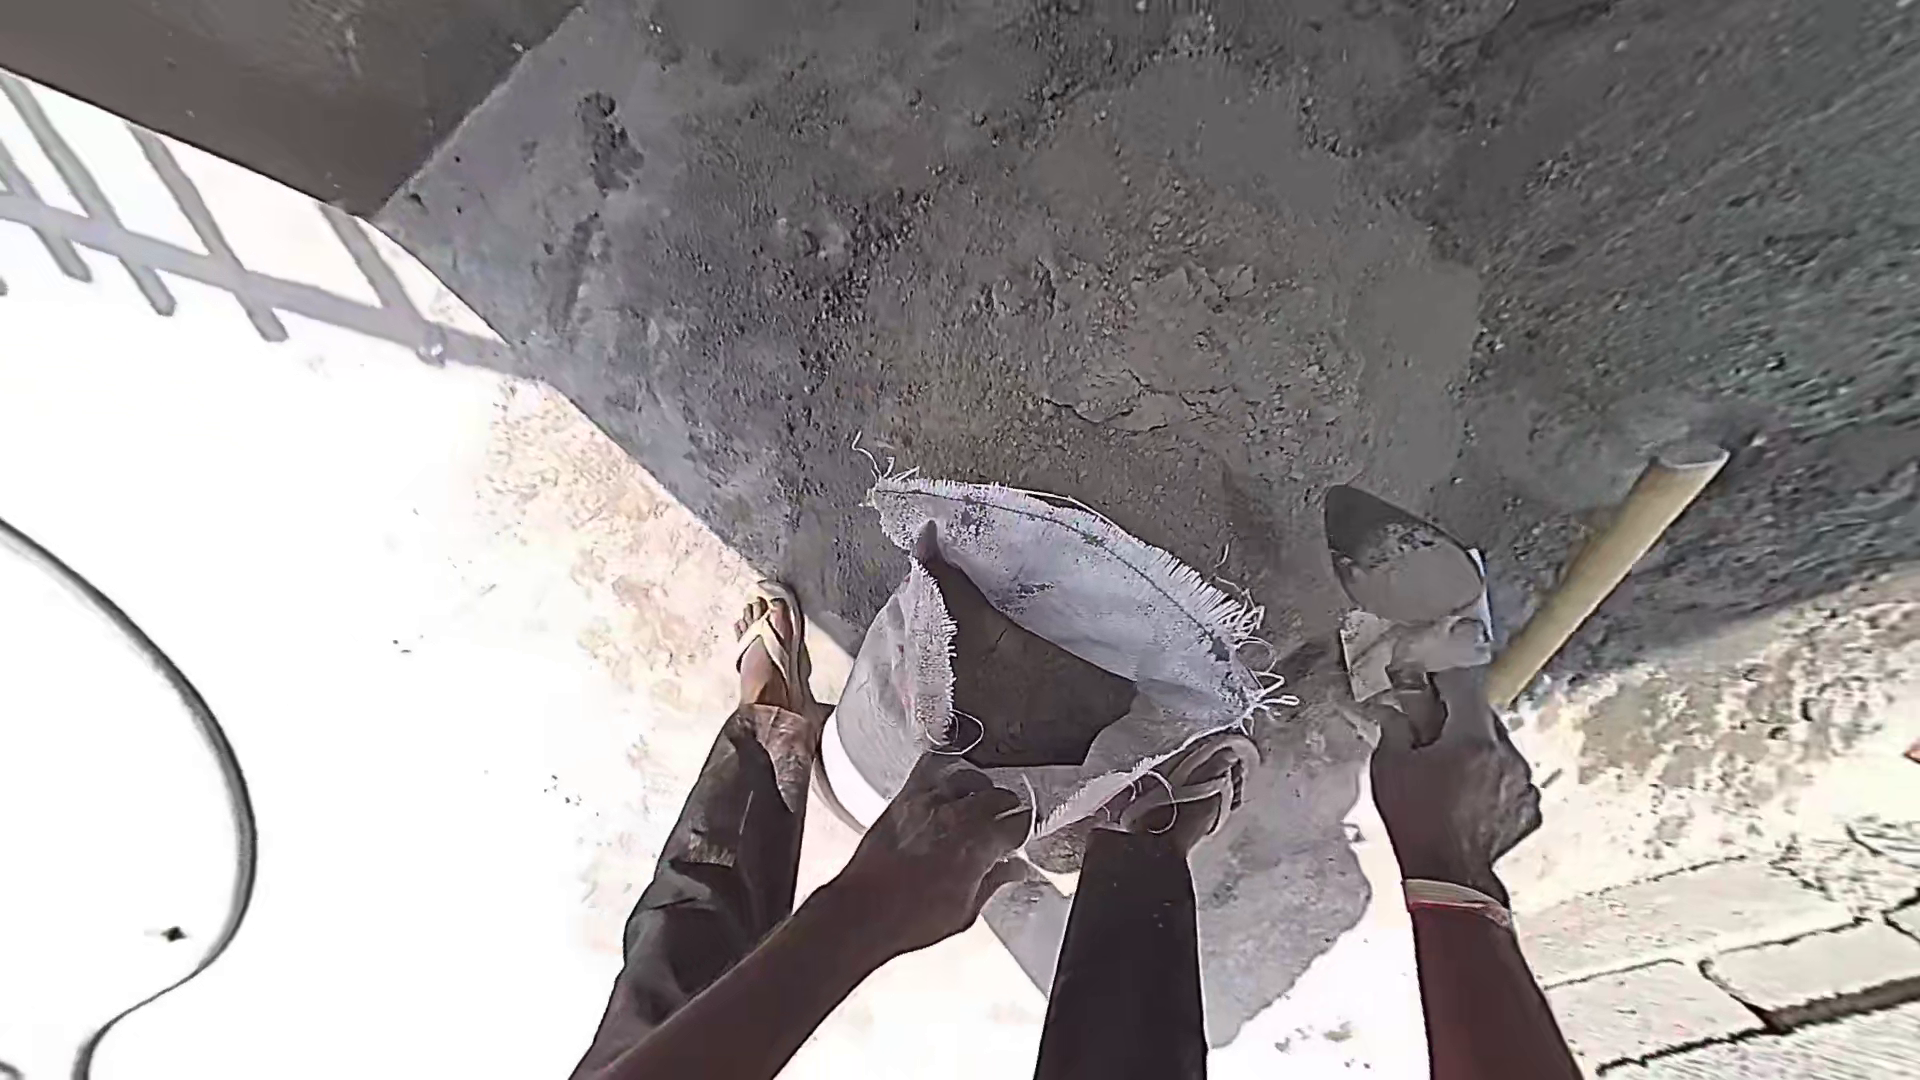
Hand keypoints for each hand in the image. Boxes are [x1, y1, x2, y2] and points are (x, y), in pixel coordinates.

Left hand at [829, 754, 1032, 956]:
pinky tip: (949, 781)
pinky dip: (946, 770)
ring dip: (980, 786)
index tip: (1021, 831)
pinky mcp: (907, 796)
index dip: (1024, 827)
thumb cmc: (909, 917)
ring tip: (981, 797)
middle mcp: (955, 818)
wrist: (865, 911)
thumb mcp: (965, 911)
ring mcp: (930, 803)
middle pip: (997, 796)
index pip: (1016, 824)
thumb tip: (1015, 870)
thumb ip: (994, 882)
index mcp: (976, 847)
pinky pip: (932, 767)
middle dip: (1008, 806)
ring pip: (968, 777)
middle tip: (1007, 816)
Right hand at [1365, 668, 1541, 905]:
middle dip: (1455, 718)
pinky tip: (1459, 789)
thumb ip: (1396, 728)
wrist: (1447, 872)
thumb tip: (1397, 712)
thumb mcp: (1388, 763)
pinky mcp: (1527, 809)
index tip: (1427, 679)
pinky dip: (1486, 776)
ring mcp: (1523, 786)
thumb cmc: (1416, 816)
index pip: (1464, 689)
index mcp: (1474, 740)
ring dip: (1472, 748)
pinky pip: (1506, 778)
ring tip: (1442, 765)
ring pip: (1496, 749)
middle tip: (1426, 726)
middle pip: (1483, 719)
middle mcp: (1508, 758)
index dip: (1442, 680)